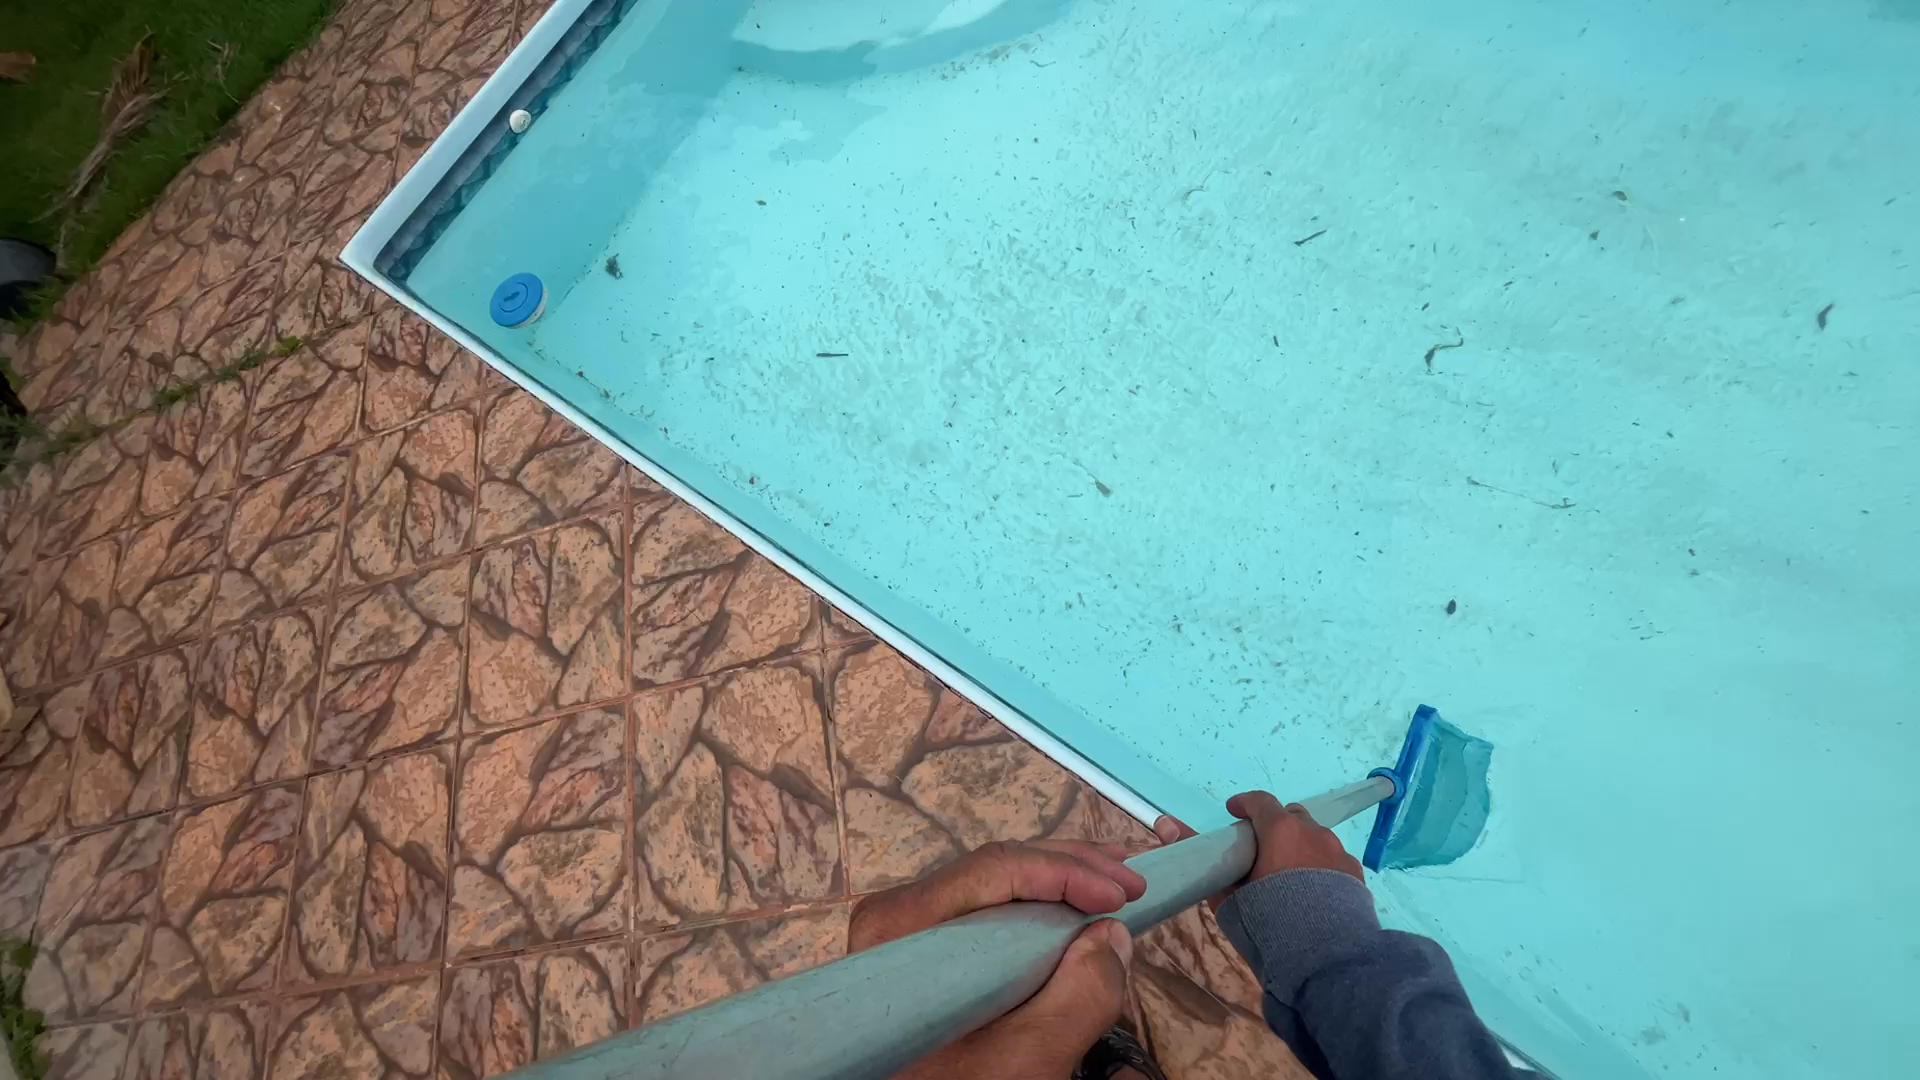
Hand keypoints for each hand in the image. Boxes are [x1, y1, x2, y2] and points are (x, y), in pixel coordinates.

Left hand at [847, 840, 1145, 1078]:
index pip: (996, 869)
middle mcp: (900, 910)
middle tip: (1134, 876)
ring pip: (998, 886)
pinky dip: (1039, 908)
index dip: (1068, 870)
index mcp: (903, 923)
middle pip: (999, 869)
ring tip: (1115, 879)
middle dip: (1073, 867)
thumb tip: (1113, 935)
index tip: (1126, 891)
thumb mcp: (1020, 1066)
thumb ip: (1076, 1000)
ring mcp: (911, 927)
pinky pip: (990, 911)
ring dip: (1061, 881)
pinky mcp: (928, 949)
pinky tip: (1074, 908)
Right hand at [1151, 790, 1363, 904]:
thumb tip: (1163, 822)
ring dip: (1301, 848)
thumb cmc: (1269, 921)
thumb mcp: (1226, 892)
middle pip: (1292, 816)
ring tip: (1289, 878)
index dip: (1244, 804)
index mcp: (1279, 829)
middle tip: (1262, 850)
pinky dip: (1322, 869)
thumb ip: (1198, 856)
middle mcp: (1312, 833)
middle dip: (1276, 826)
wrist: (1327, 963)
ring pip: (1316, 839)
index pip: (1260, 800)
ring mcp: (1339, 854)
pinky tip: (1314, 896)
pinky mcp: (1358, 877)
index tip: (1233, 814)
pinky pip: (1335, 862)